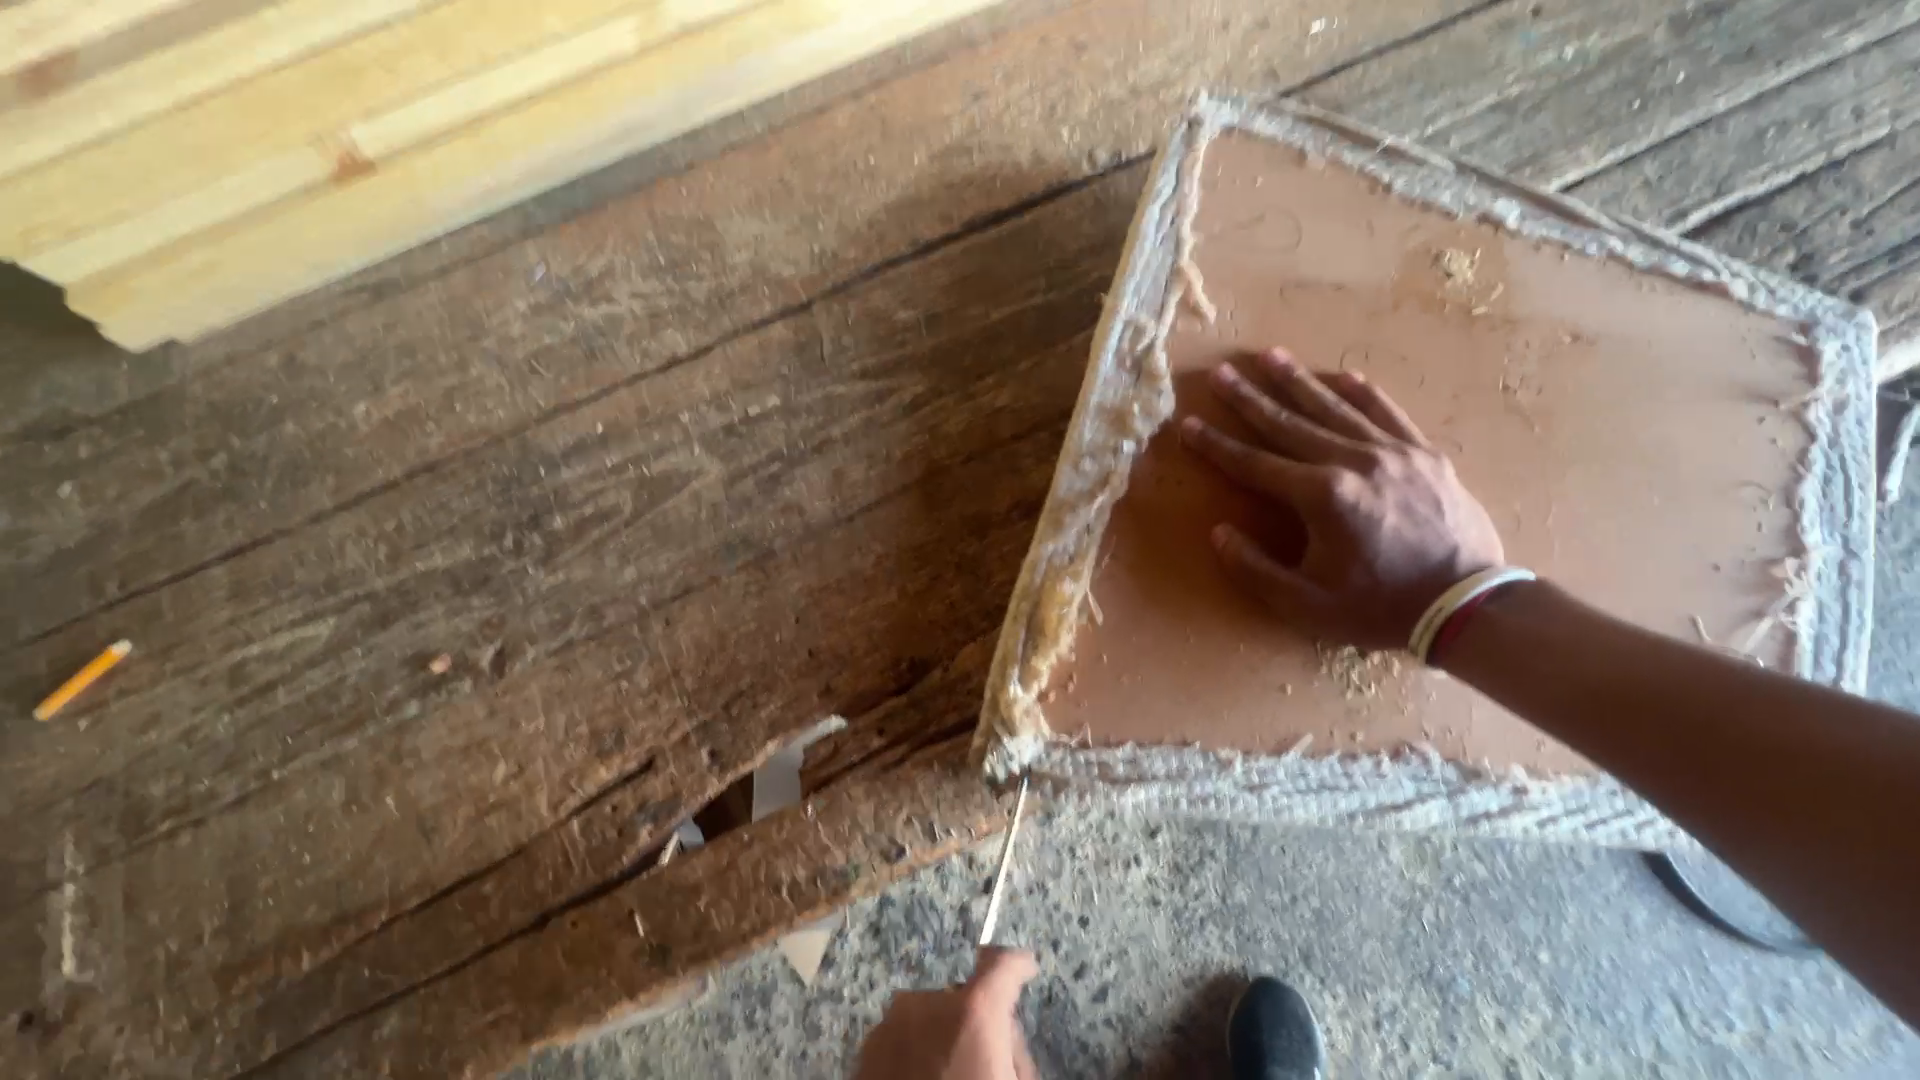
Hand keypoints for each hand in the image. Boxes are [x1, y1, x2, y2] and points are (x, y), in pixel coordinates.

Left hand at [853, 947, 1040, 1079]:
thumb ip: (1014, 1054)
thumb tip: (1005, 1037)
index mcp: (973, 1014)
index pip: (1002, 965)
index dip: (1018, 965)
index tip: (1026, 968)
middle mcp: (929, 1004)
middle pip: (965, 998)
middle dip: (979, 1023)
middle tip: (988, 1066)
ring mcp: (892, 1025)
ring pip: (930, 1017)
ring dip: (944, 1038)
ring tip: (949, 1079)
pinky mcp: (866, 1050)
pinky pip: (902, 1036)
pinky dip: (915, 1053)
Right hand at [1178, 347, 1504, 650]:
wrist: (1468, 606)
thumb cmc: (1380, 609)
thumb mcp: (1305, 605)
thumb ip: (1255, 569)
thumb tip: (1220, 533)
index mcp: (1321, 497)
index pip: (1254, 464)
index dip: (1216, 445)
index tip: (1188, 425)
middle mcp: (1353, 462)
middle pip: (1289, 424)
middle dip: (1249, 399)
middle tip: (1221, 374)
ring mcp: (1393, 453)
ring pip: (1335, 408)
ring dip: (1298, 381)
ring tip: (1270, 356)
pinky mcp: (1425, 455)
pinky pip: (1387, 413)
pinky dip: (1362, 393)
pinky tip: (1343, 375)